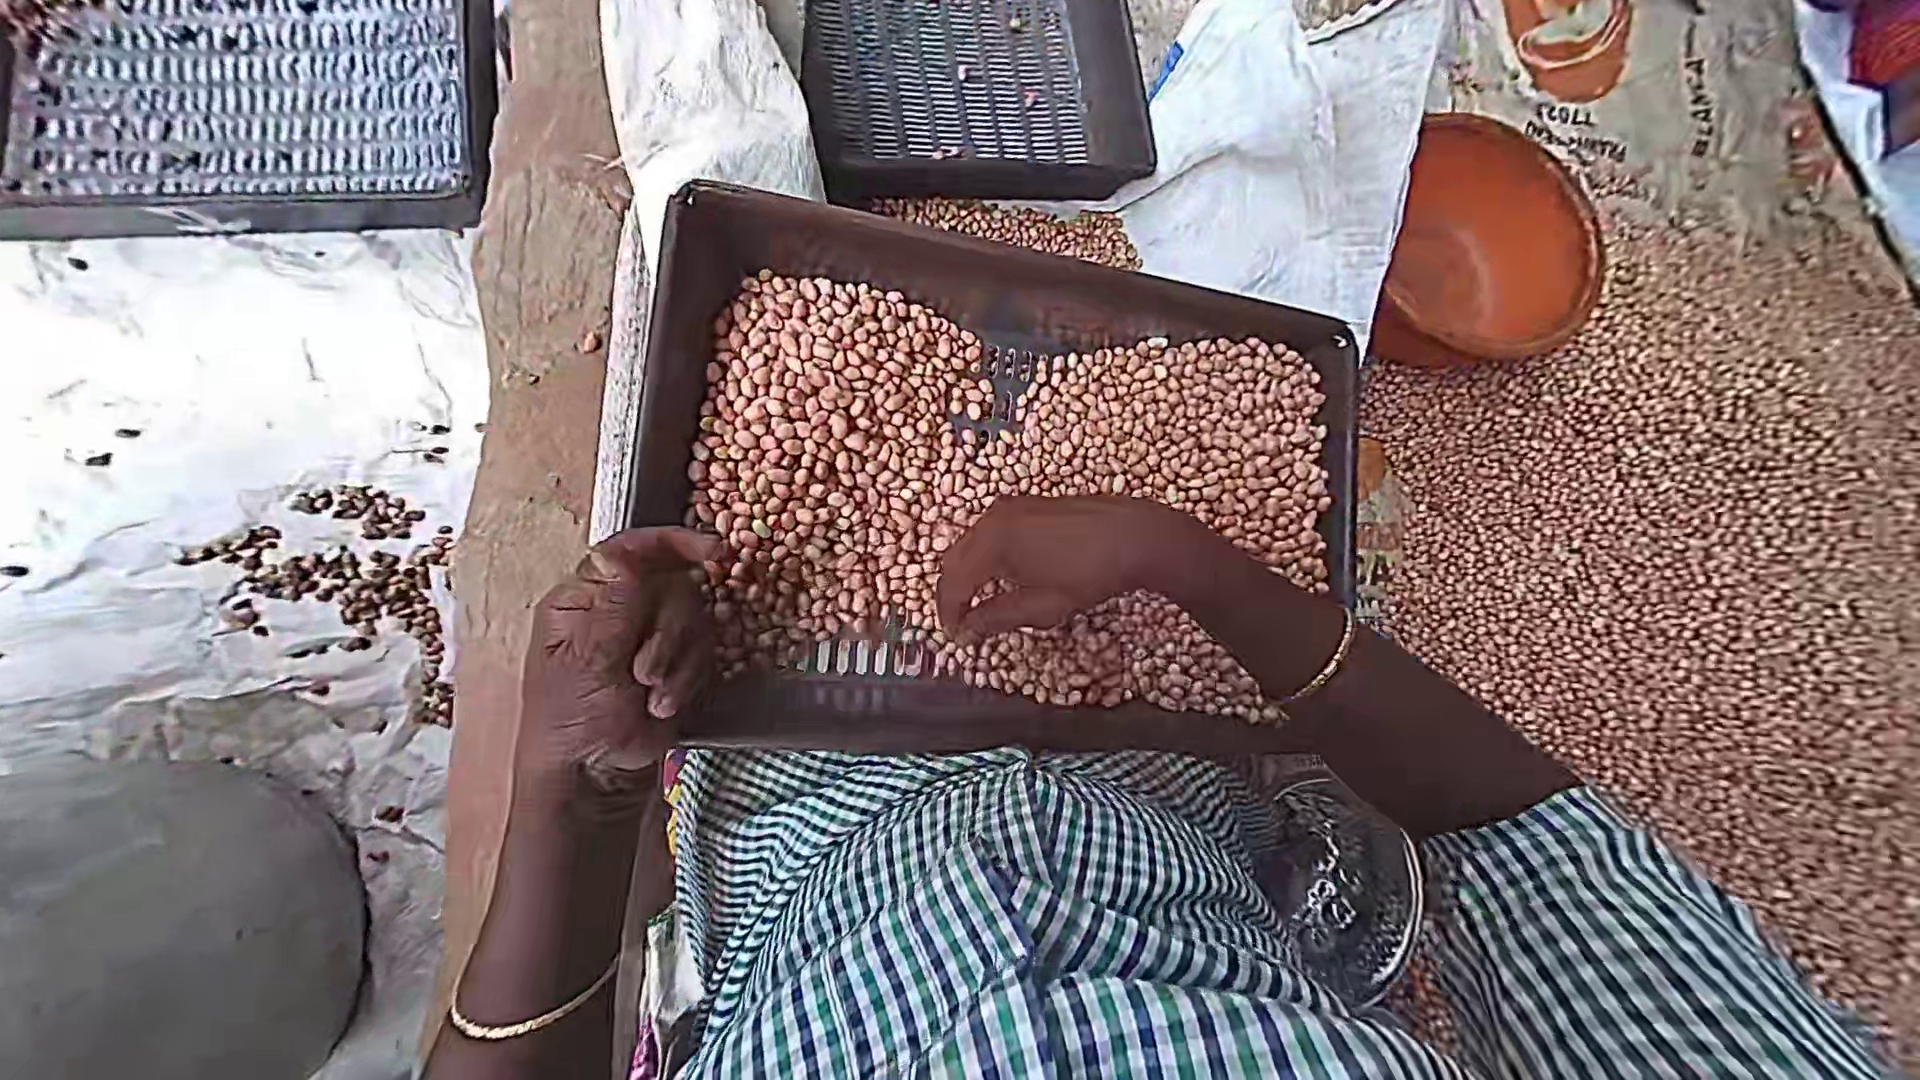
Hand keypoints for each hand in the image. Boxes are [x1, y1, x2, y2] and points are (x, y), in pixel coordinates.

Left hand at [516, 527, 723, 814]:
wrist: (597, 778)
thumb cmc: (571, 724)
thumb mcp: (587, 664)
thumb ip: (614, 607)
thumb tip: (621, 554)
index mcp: (584, 600)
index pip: (631, 551)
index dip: (673, 543)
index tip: (713, 551)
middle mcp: (622, 608)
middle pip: (673, 585)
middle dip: (668, 632)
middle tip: (645, 672)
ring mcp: (652, 633)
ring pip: (694, 617)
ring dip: (677, 660)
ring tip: (651, 693)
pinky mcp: (679, 658)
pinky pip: (704, 648)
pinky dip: (688, 677)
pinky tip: (664, 704)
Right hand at [936, 496, 1219, 642]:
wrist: (1136, 534)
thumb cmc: (1090, 573)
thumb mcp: (1042, 606)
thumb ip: (996, 617)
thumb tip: (968, 630)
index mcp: (991, 544)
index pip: (953, 584)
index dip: (950, 614)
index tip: (956, 637)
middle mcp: (993, 518)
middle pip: (954, 560)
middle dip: (954, 594)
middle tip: (964, 623)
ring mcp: (1009, 506)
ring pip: (970, 544)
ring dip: (968, 574)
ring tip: (981, 603)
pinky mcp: (1026, 503)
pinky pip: (989, 531)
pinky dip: (985, 556)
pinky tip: (1003, 575)